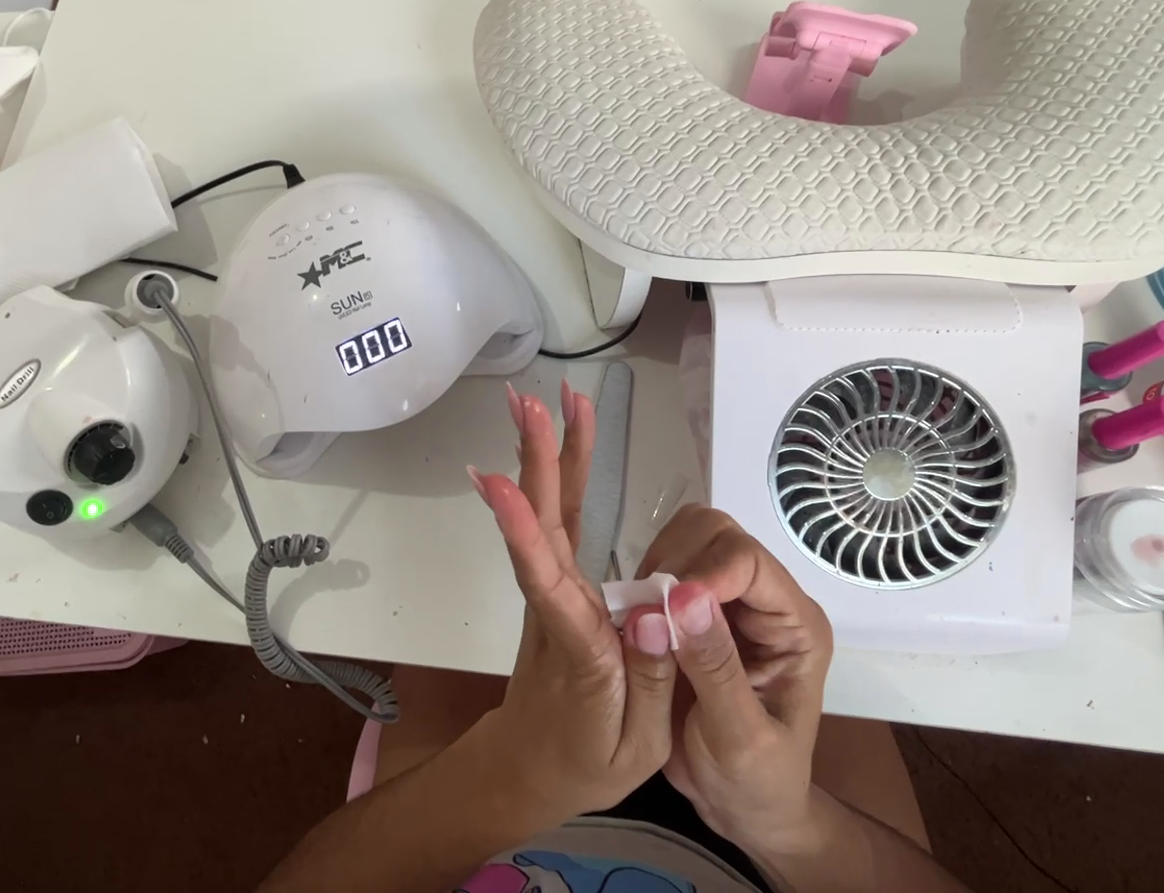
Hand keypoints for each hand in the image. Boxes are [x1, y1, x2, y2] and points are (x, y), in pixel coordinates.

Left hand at [463, 381, 677, 826]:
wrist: (531, 762)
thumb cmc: (587, 760)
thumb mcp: (635, 743)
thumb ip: (651, 677)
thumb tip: (662, 611)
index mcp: (579, 647)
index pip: (546, 585)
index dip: (524, 533)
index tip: (501, 483)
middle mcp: (556, 604)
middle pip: (543, 527)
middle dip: (537, 462)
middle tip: (533, 403)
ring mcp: (552, 588)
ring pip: (549, 515)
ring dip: (547, 456)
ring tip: (547, 401)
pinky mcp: (556, 582)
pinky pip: (558, 523)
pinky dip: (560, 480)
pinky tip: (560, 446)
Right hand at [640, 505, 834, 852]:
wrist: (741, 805)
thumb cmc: (754, 781)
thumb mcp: (739, 737)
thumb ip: (715, 667)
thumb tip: (683, 596)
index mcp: (794, 625)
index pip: (747, 560)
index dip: (701, 572)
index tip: (659, 609)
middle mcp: (764, 598)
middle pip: (717, 533)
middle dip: (674, 562)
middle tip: (644, 613)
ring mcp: (727, 597)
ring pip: (686, 537)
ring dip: (653, 567)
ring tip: (638, 620)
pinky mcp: (693, 603)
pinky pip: (662, 561)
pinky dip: (640, 580)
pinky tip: (632, 621)